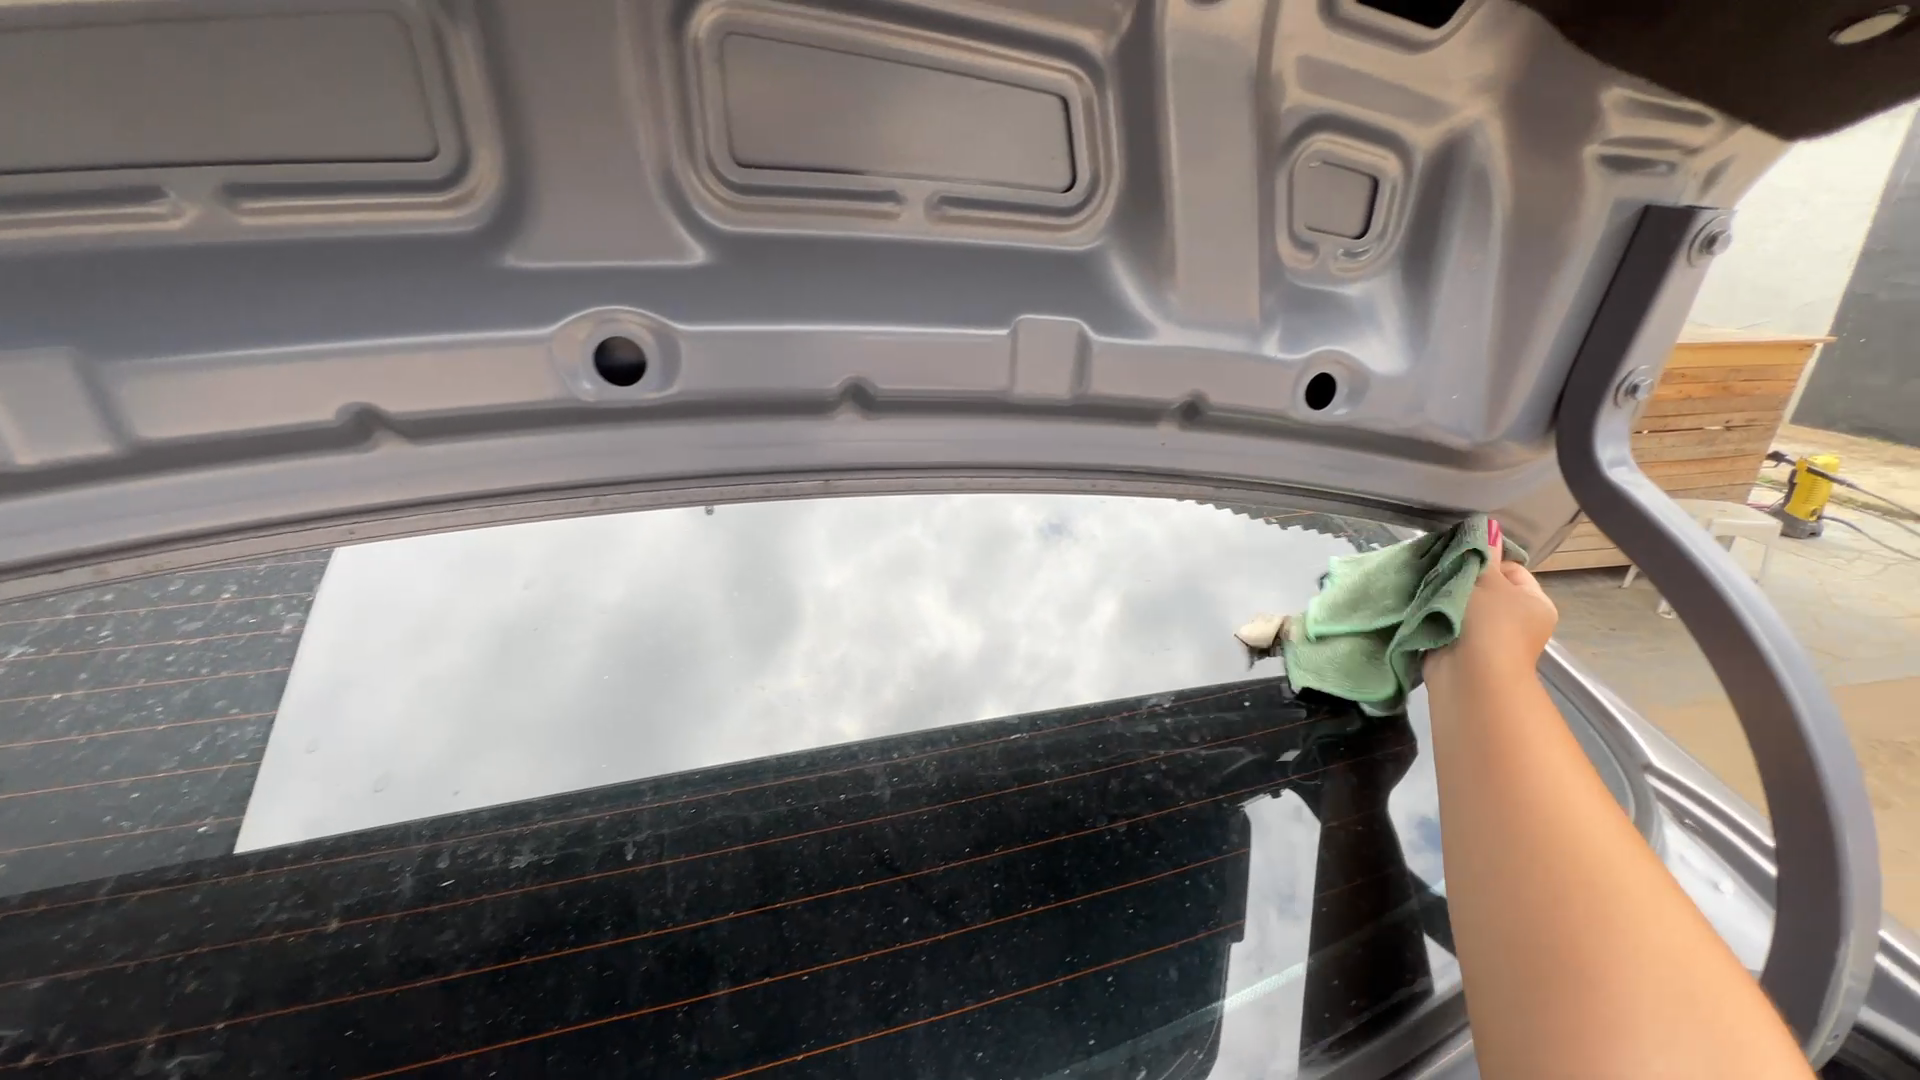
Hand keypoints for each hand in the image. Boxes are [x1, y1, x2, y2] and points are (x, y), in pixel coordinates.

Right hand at [1427, 531, 1557, 680]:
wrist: (1470, 673)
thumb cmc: (1489, 621)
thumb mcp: (1487, 580)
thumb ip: (1483, 553)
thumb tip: (1488, 526)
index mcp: (1536, 603)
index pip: (1512, 569)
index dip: (1486, 560)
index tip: (1461, 559)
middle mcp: (1518, 621)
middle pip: (1486, 588)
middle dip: (1462, 579)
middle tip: (1440, 571)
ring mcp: (1491, 638)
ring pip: (1464, 606)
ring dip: (1446, 598)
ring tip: (1428, 589)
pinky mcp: (1463, 649)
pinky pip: (1449, 622)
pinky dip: (1436, 616)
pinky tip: (1422, 608)